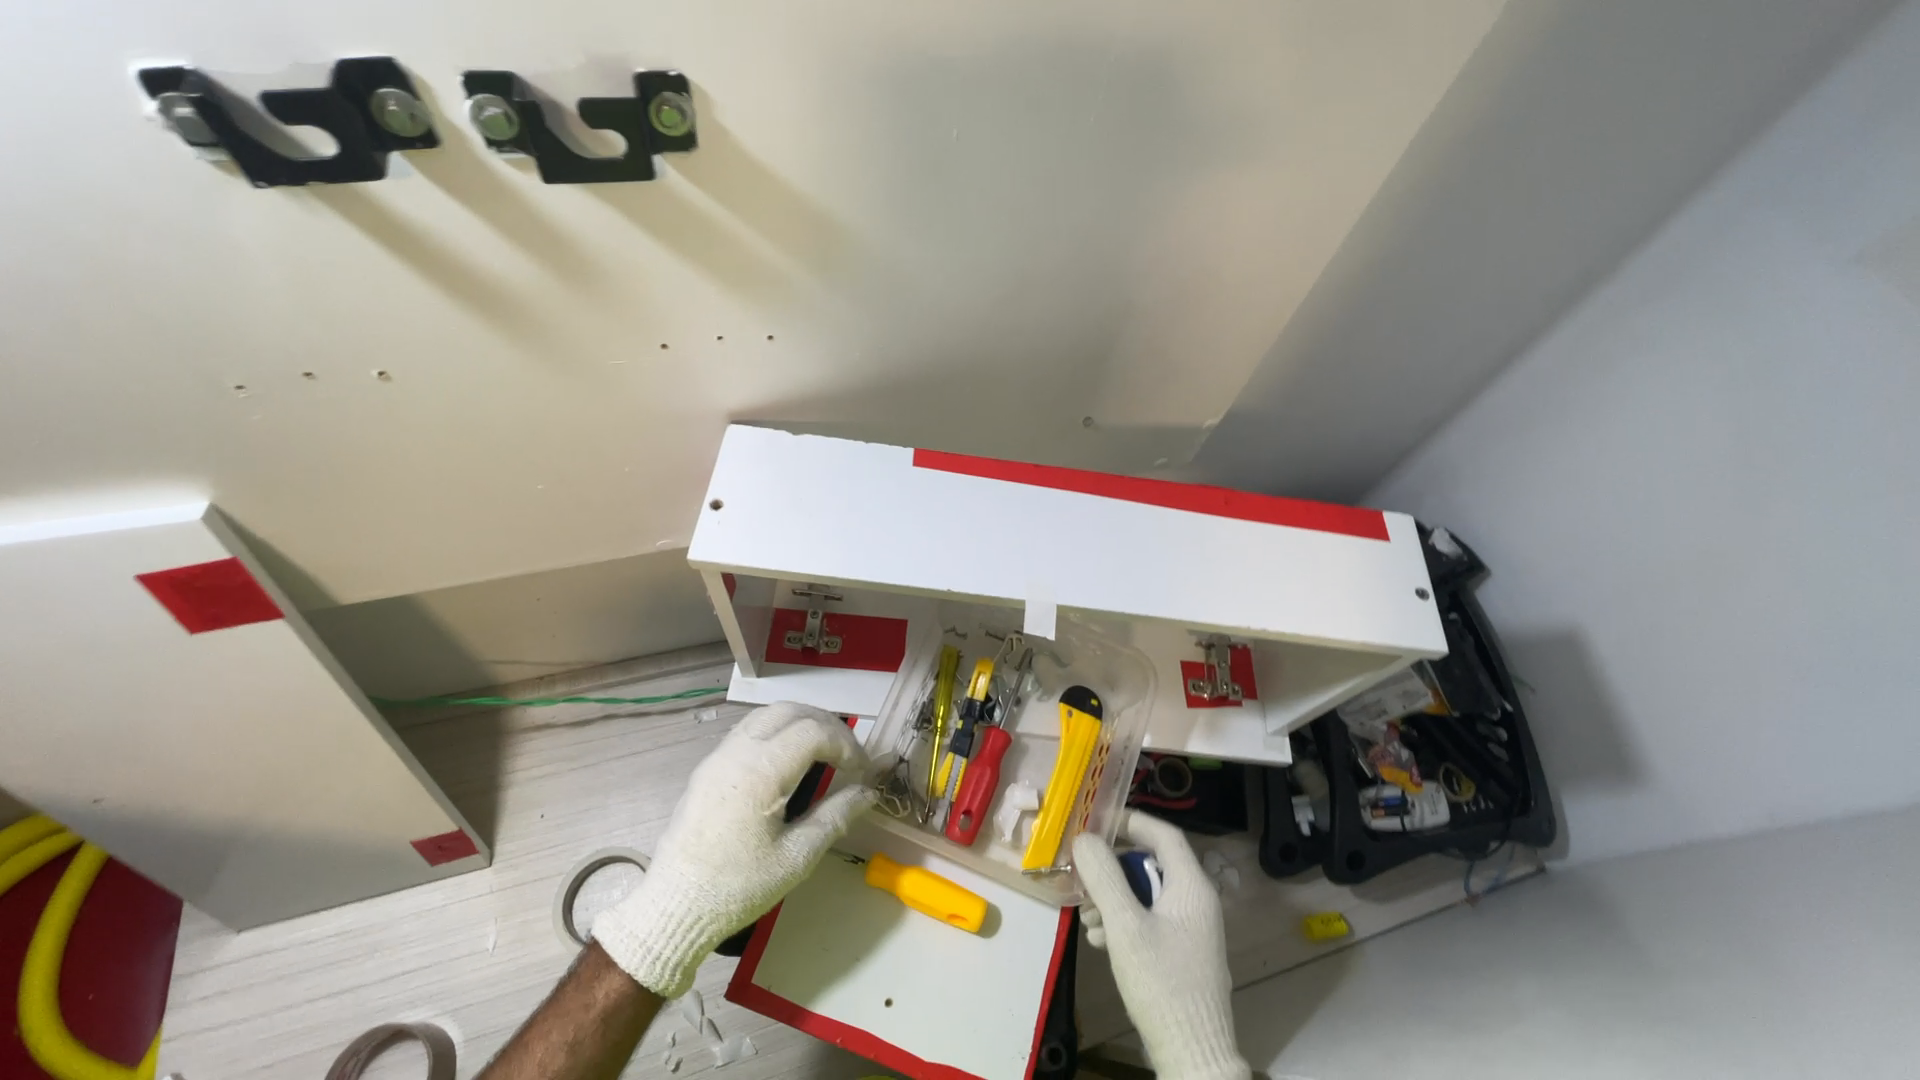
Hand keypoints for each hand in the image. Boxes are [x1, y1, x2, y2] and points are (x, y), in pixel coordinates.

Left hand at [594, 702, 877, 996]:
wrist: (674, 908)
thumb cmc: (738, 887)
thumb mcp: (797, 857)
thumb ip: (836, 816)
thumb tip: (869, 792)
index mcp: (760, 772)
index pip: (814, 731)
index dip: (845, 745)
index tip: (860, 772)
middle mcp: (737, 752)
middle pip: (790, 711)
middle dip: (826, 726)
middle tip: (848, 756)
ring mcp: (718, 757)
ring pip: (766, 716)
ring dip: (800, 724)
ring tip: (823, 754)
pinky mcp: (708, 769)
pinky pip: (748, 732)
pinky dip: (777, 733)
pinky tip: (789, 764)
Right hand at [1073, 811, 1249, 1079]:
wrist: (1192, 1052)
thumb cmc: (1161, 981)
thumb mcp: (1125, 926)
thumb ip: (1104, 877)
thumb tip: (1085, 838)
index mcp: (1191, 887)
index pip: (1164, 834)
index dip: (1131, 821)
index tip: (1097, 822)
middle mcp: (1196, 902)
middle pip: (1151, 864)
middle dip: (1113, 870)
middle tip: (1083, 881)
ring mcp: (1191, 930)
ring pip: (1147, 895)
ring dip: (1114, 899)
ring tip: (1088, 920)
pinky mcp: (1182, 954)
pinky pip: (1150, 921)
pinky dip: (1124, 922)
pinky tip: (1101, 941)